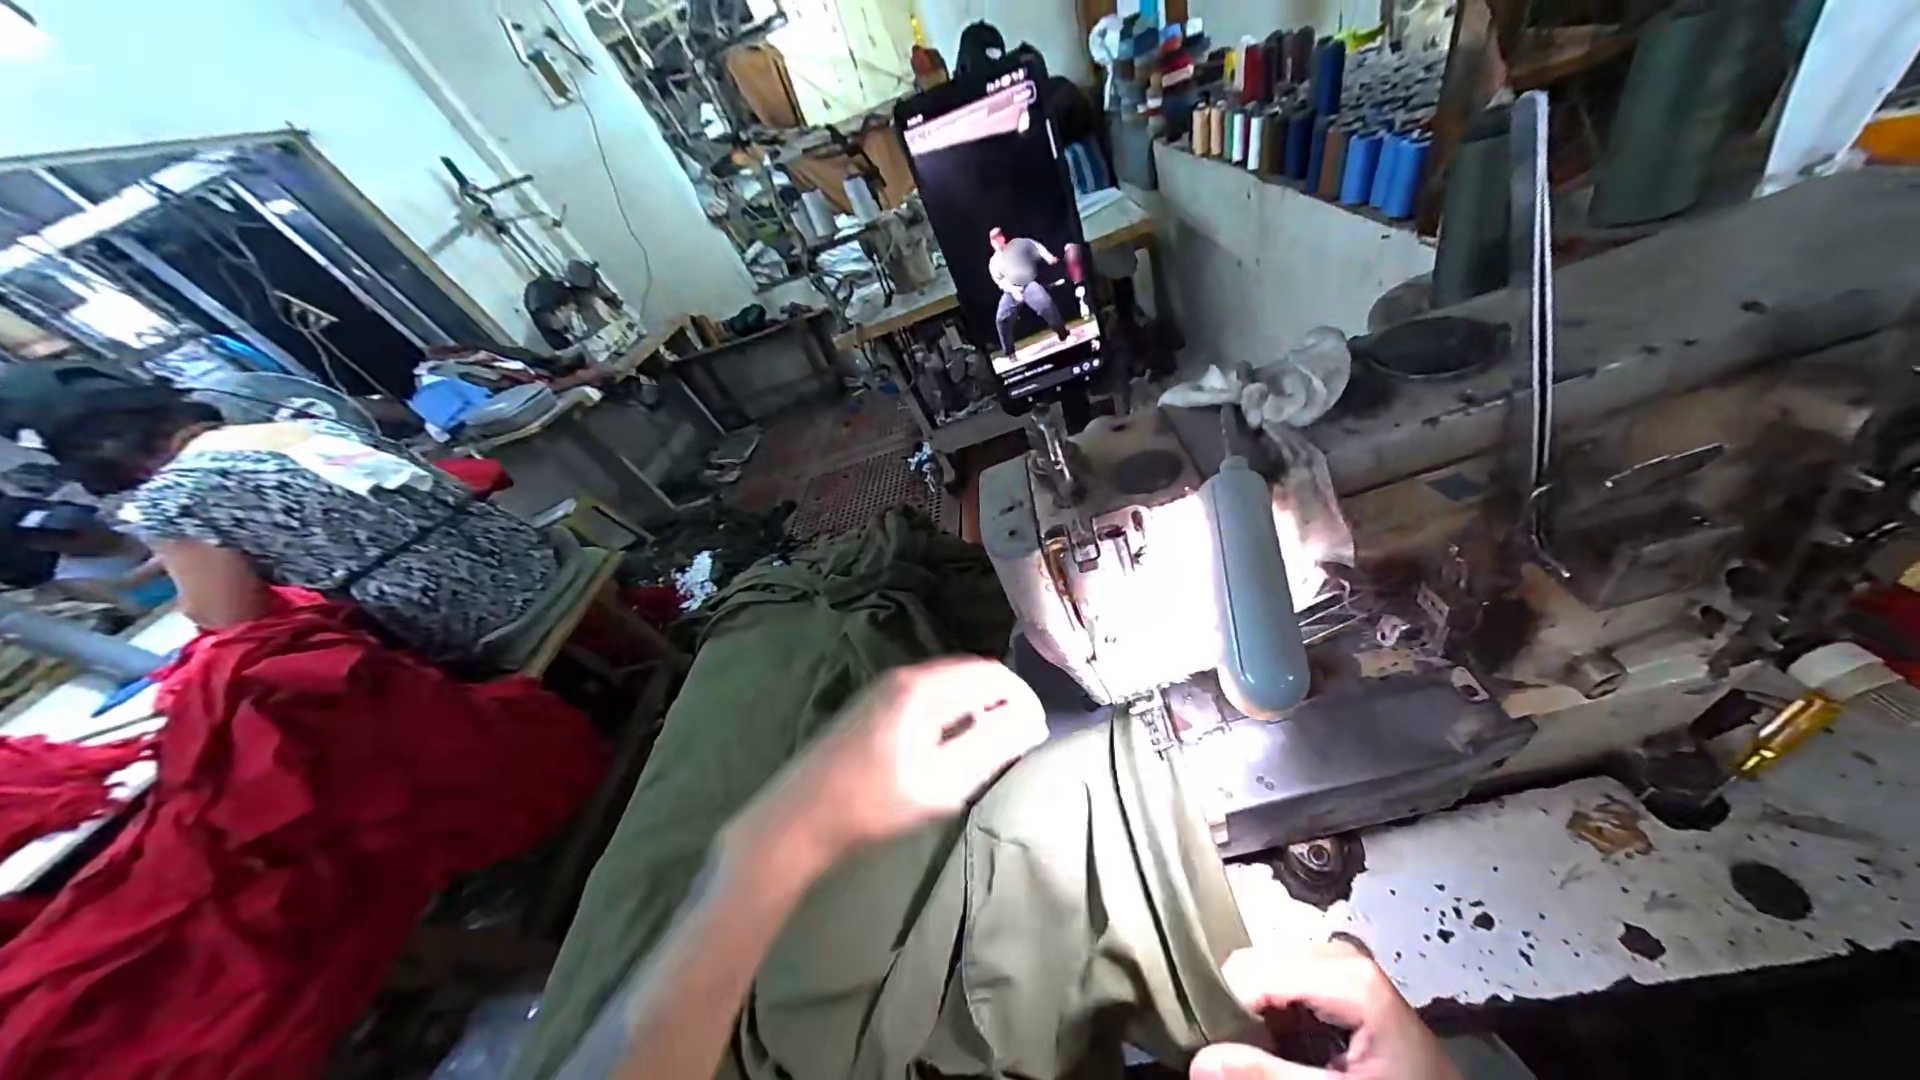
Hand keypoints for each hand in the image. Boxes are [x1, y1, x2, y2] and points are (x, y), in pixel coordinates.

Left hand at [725, 658, 1045, 872]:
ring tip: (995, 743)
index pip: (990, 674)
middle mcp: (905, 675)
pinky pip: (930, 693)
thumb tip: (1028, 721)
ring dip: (979, 705)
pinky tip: (955, 742)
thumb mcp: (939, 783)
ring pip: (951, 683)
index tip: (1037, 732)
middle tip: (1021, 740)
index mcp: (921, 688)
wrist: (796, 819)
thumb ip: (989, 747)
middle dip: (1002, 700)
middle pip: (971, 673)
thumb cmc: (870, 805)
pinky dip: (954, 709)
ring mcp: (886, 686)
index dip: (1021, 698)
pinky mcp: (875, 702)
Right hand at [1191, 943, 1459, 1079]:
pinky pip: (1283, 982)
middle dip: (1239, 1011)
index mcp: (1348, 977)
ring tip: (1262, 1057)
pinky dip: (1272, 1014)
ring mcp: (1341, 964)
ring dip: (1253, 1014)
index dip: (1226, 1011)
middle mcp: (1341, 955)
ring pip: (1264, 972)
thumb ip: (1269, 1077)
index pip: (1253, 972)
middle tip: (1235, 1059)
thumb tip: (1198, 1062)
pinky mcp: (1340, 979)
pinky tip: (1282, 1047)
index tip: (1214, 1052)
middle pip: (1256, 967)